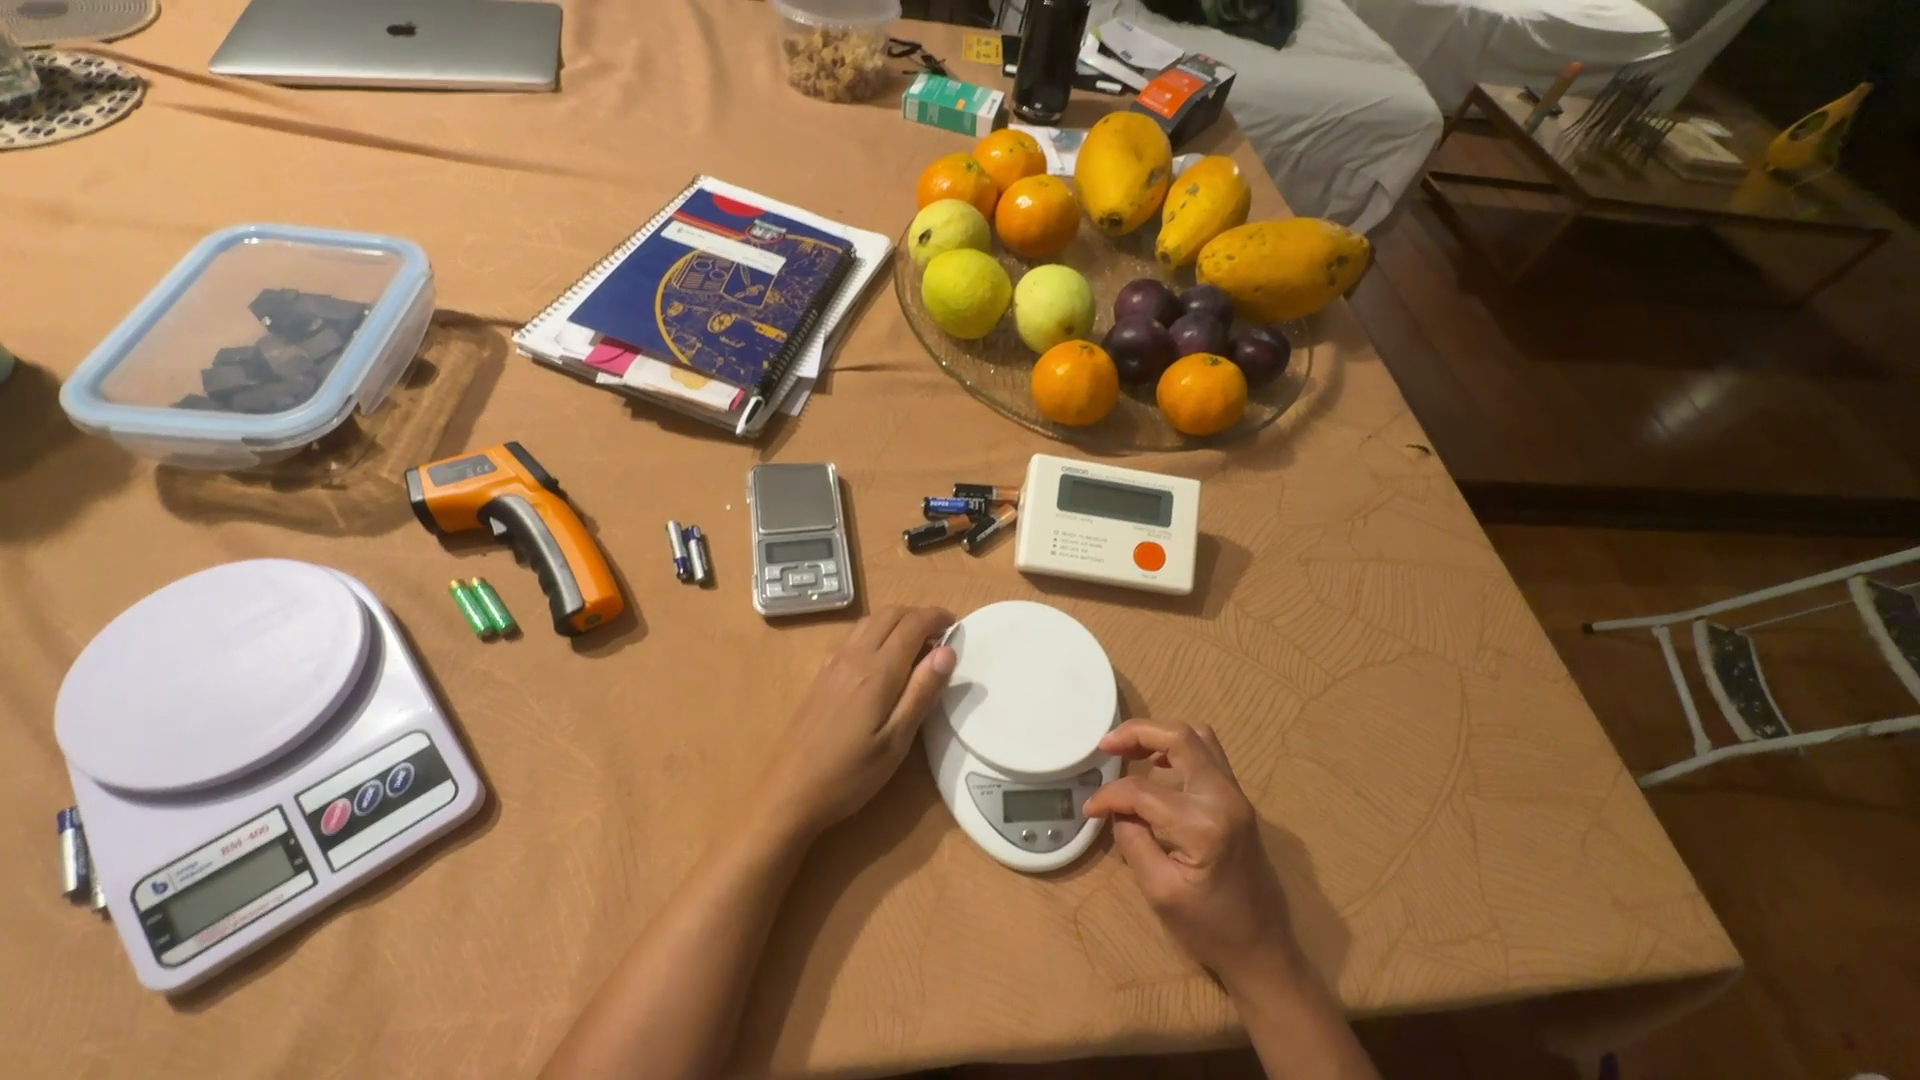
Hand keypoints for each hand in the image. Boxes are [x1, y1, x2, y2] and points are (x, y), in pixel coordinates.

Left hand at [758, 606, 956, 837]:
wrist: (788, 793)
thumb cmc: (849, 775)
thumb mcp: (896, 741)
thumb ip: (921, 692)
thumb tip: (948, 651)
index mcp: (876, 671)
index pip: (912, 625)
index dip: (936, 617)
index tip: (956, 626)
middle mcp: (853, 657)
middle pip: (889, 614)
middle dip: (918, 615)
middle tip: (940, 635)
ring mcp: (832, 664)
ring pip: (868, 622)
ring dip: (896, 621)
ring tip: (916, 646)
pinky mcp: (820, 675)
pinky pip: (852, 637)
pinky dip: (876, 633)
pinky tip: (881, 660)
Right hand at [1083, 719, 1301, 986]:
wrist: (1263, 949)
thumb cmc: (1210, 928)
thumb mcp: (1159, 891)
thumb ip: (1133, 841)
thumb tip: (1117, 810)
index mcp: (1203, 824)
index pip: (1142, 791)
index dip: (1110, 796)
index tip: (1089, 809)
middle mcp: (1225, 798)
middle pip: (1180, 738)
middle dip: (1138, 733)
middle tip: (1106, 744)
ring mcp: (1237, 796)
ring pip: (1199, 738)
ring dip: (1161, 736)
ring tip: (1129, 750)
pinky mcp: (1239, 801)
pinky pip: (1209, 755)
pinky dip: (1180, 749)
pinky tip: (1157, 766)